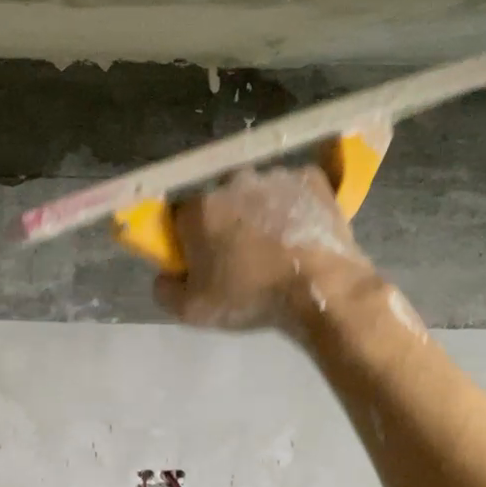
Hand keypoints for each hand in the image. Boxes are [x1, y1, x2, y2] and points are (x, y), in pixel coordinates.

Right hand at [154, 165, 377, 329]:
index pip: (180, 217)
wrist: (321, 289)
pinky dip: (291, 206)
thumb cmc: (250, 298)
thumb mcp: (192, 311)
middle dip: (223, 222)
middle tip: (238, 255)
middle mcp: (232, 181)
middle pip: (218, 200)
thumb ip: (164, 290)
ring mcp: (274, 175)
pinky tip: (298, 232)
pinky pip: (291, 190)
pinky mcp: (311, 179)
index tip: (200, 260)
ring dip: (258, 212)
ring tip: (274, 246)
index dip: (187, 239)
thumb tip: (164, 275)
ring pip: (256, 193)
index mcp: (198, 208)